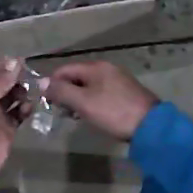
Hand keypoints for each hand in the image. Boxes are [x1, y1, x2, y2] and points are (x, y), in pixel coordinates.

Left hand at [0, 59, 26, 176]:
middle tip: (33, 76)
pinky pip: (17, 115)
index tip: (21, 60)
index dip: (2, 66)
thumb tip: (15, 62)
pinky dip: (25, 110)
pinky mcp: (6, 130)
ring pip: (11, 99)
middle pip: (2, 85)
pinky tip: (31, 107)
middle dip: (16, 80)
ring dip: (22, 94)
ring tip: (35, 90)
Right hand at [44, 60, 158, 141]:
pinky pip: (102, 93)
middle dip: (66, 93)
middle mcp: (107, 68)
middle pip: (77, 77)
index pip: (64, 70)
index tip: (48, 103)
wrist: (151, 126)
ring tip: (76, 116)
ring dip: (79, 99)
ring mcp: (119, 80)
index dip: (53, 85)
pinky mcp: (127, 92)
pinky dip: (93, 102)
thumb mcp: (83, 103)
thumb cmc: (113, 112)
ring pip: (89, 86)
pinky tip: (94, 115)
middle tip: (62, 112)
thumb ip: (61, 91)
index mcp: (96, 67)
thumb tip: (41, 81)